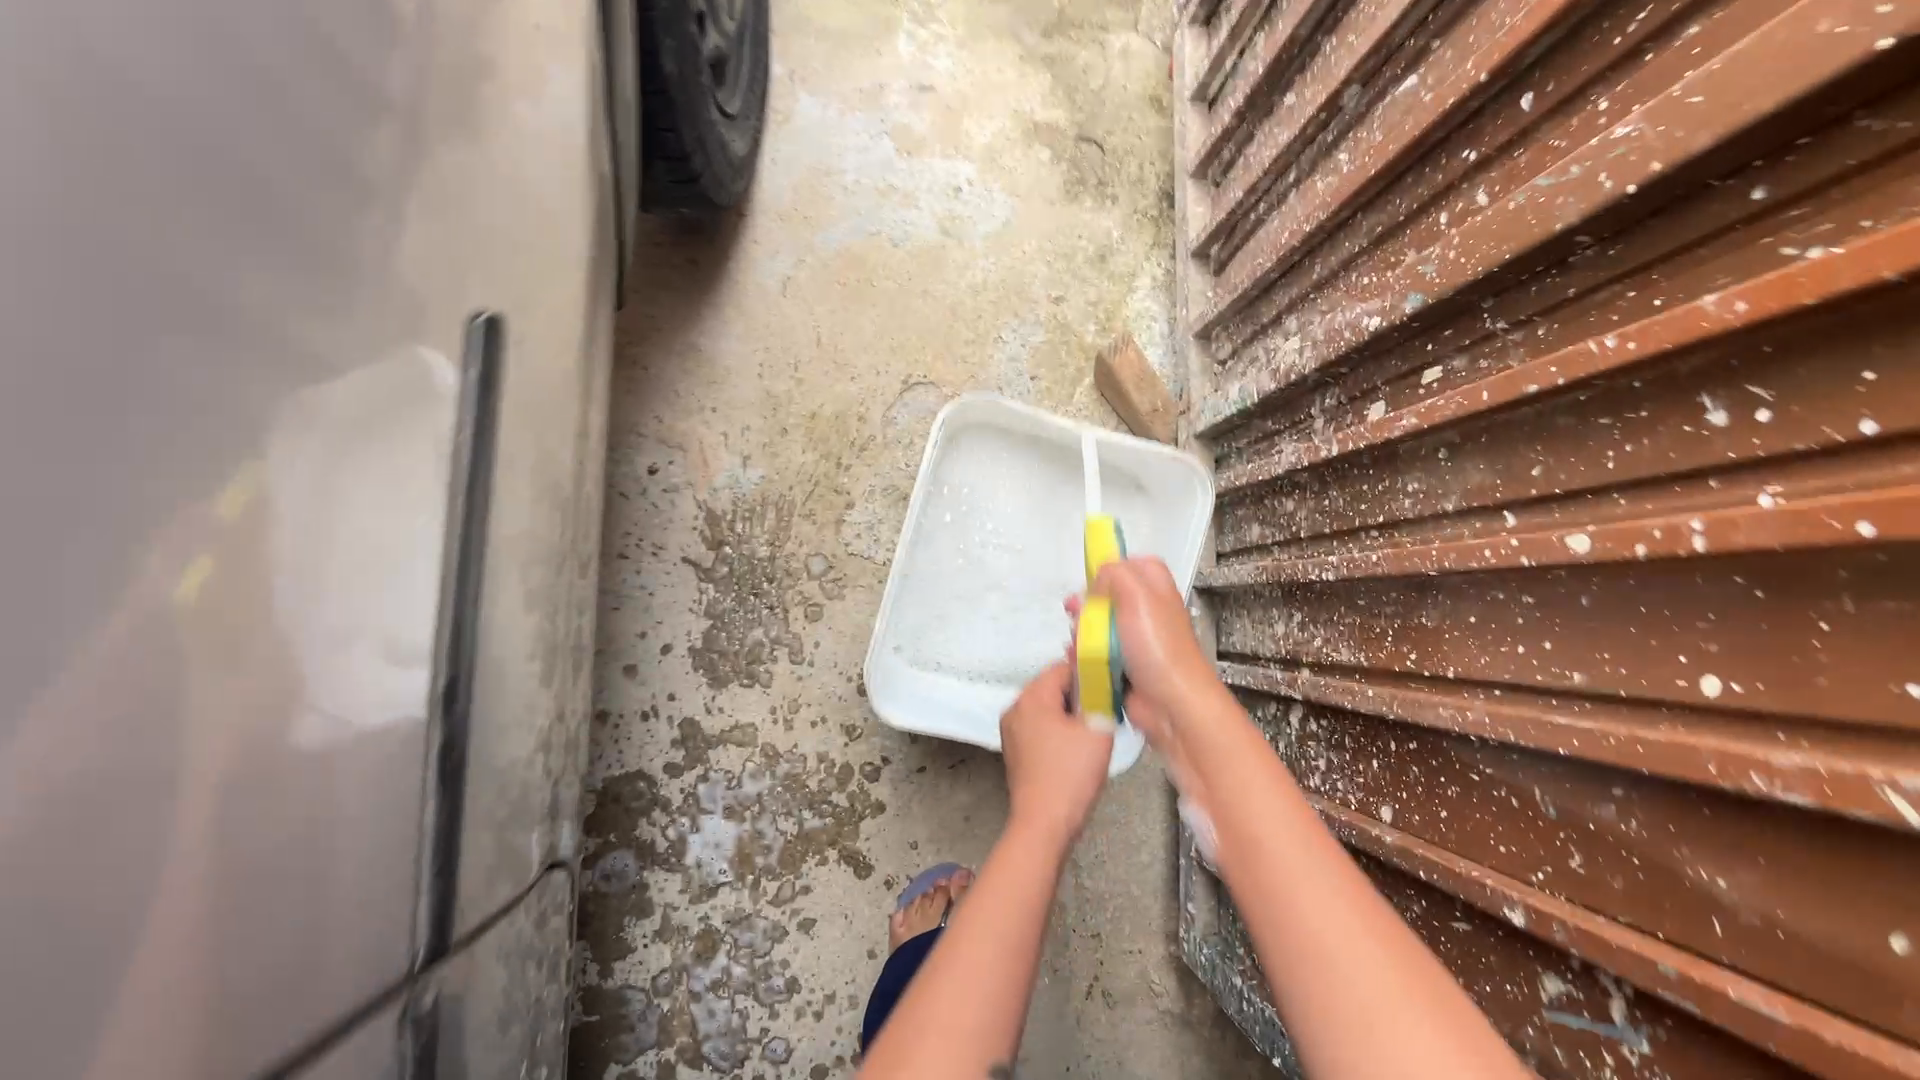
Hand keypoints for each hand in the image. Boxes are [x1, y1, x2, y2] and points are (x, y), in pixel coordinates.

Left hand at [999, 661, 1112, 847]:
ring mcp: (1011, 730)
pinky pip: (1039, 728)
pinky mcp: (1014, 751)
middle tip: (1105, 715)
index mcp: (1031, 697)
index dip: (1090, 675)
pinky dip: (1057, 731)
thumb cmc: (1072, 773)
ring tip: (1092, 735)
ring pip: (1046, 709)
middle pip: (1052, 687)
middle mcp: (1014, 708)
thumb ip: (1100, 694)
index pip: (1063, 667)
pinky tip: (1075, 751)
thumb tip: (1100, 677)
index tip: (1110, 691)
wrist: (1044, 823)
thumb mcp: (1098, 727)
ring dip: (1070, 715)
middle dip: (1080, 697)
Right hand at [1070, 556, 1220, 725]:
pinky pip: (1095, 652)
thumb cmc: (1158, 647)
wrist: (1170, 703)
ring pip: (1097, 625)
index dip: (1111, 568)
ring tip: (1078, 644)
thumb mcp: (1139, 596)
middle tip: (1075, 612)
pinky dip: (1084, 655)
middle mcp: (1146, 611)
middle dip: (1087, 604)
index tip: (1092, 580)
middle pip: (1107, 596)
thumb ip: (1115, 574)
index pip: (1132, 564)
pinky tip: (1077, 659)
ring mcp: (1134, 640)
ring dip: (1082, 632)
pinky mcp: (1123, 664)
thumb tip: (1098, 578)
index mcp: (1156, 588)